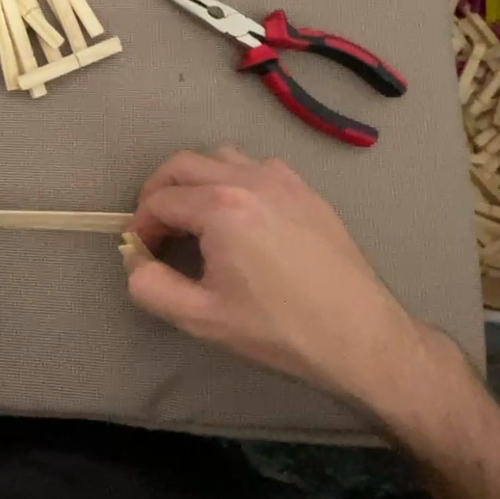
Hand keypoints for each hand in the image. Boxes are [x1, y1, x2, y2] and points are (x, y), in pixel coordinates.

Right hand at [123, 146, 428, 405]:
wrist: (365, 341)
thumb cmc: (279, 330)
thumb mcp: (200, 318)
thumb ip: (149, 285)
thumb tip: (134, 259)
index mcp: (219, 207)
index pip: (158, 201)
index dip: (140, 226)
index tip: (142, 252)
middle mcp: (248, 179)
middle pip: (181, 165)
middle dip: (158, 193)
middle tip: (156, 228)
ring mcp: (282, 180)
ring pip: (219, 157)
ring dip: (195, 180)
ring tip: (195, 217)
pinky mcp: (307, 192)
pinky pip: (256, 166)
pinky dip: (234, 179)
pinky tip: (240, 215)